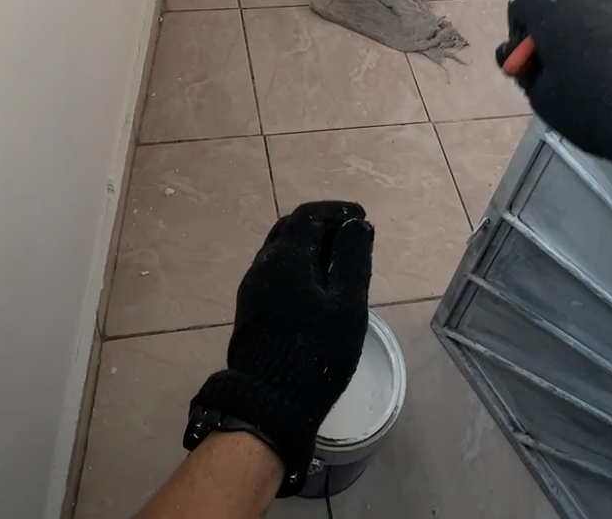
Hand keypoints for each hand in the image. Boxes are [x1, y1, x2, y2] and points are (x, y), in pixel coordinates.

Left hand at [184, 201, 373, 495]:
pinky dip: (299, 264)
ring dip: (309, 245)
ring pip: (281, 250)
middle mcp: (264, 263)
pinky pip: (276, 270)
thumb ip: (352, 259)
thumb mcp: (347, 305)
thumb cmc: (315, 352)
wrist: (268, 401)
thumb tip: (357, 224)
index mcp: (286, 256)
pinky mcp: (251, 307)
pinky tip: (316, 284)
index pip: (309, 215)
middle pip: (292, 228)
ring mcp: (253, 286)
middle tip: (350, 235)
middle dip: (322, 225)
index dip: (337, 211)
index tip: (361, 217)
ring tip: (337, 260)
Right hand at [495, 0, 611, 201]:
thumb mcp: (542, 99)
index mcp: (552, 20)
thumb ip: (525, 69)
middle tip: (552, 38)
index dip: (519, 14)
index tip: (525, 41)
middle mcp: (583, 5)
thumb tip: (516, 53)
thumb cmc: (590, 113)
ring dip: (583, 6)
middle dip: (549, 5)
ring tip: (587, 39)